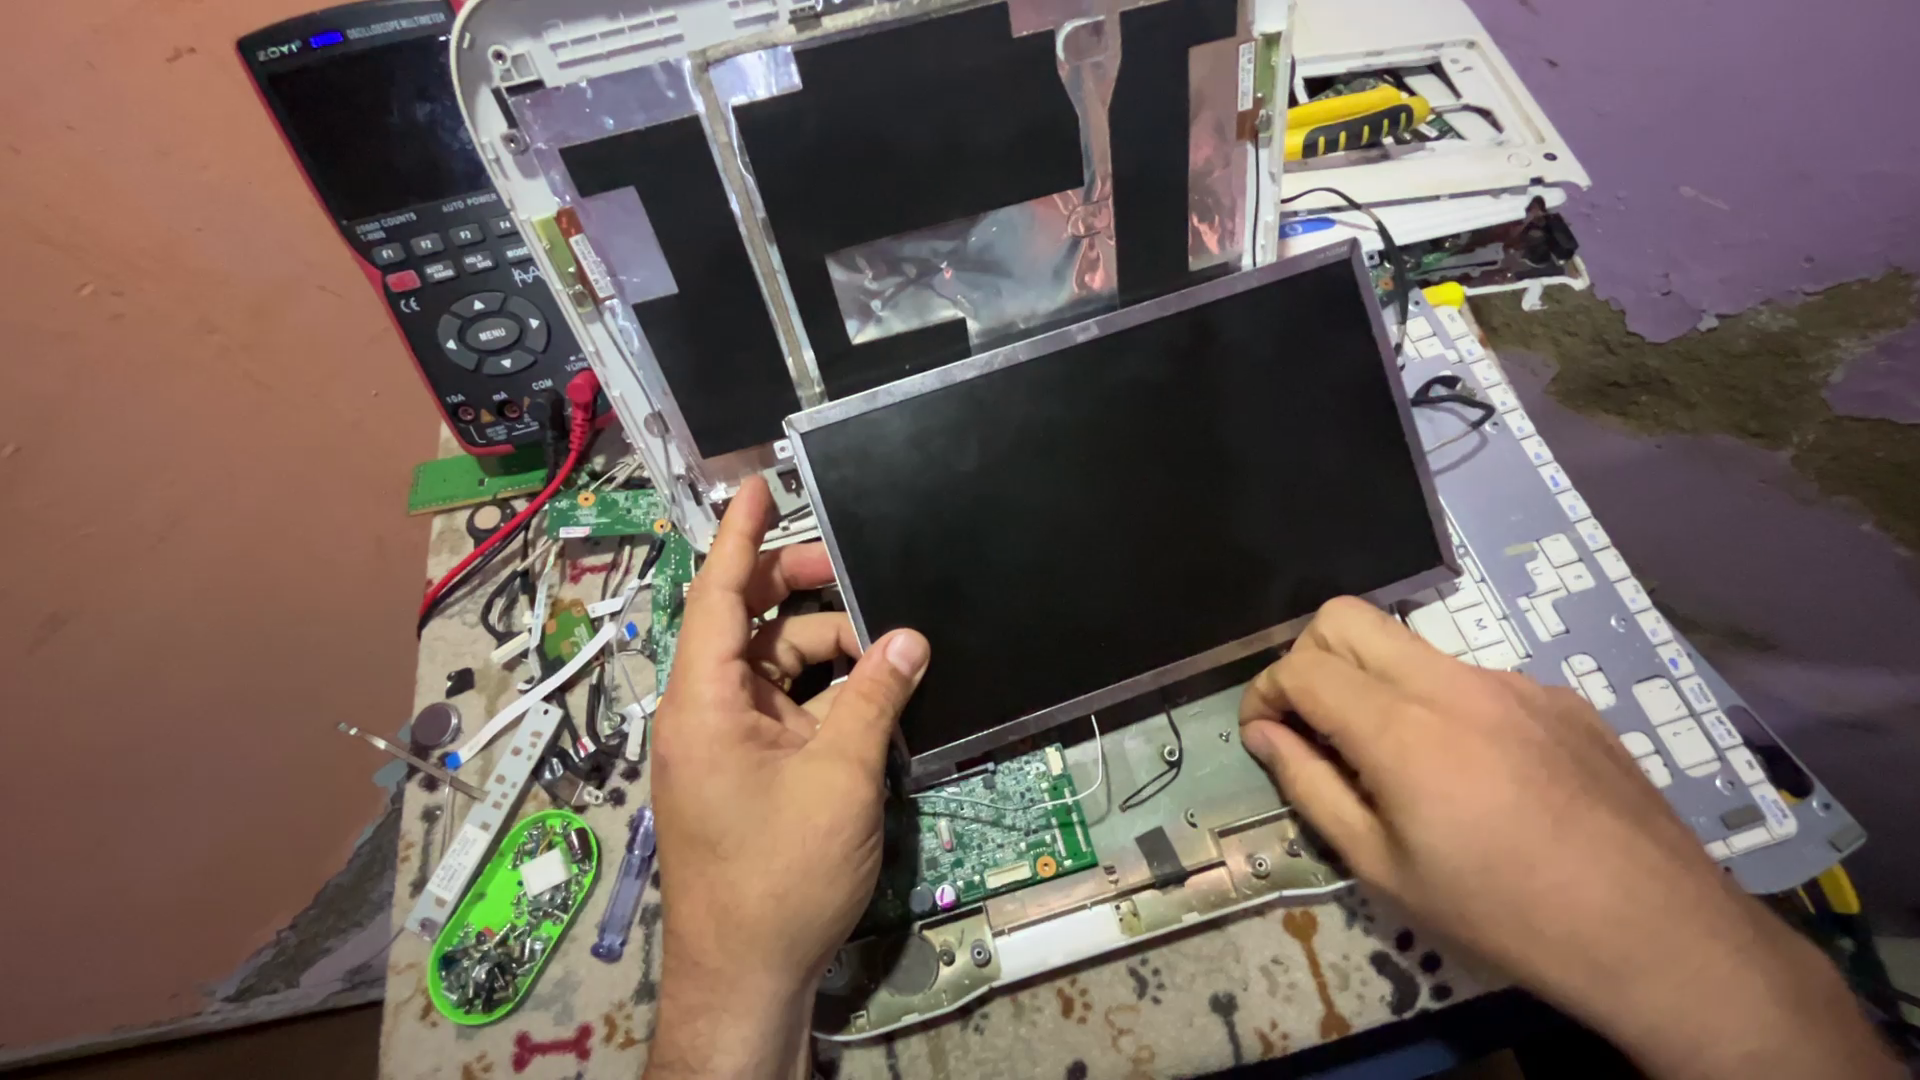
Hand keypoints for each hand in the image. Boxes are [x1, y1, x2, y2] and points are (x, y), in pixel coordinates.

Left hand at [646, 477, 929, 1079]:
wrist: (747, 975)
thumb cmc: (780, 873)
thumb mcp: (839, 776)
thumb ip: (875, 696)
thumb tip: (910, 638)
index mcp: (707, 701)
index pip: (719, 595)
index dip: (739, 536)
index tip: (756, 486)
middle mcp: (711, 709)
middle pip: (755, 623)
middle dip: (807, 592)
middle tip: (863, 574)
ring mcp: (733, 739)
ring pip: (782, 664)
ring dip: (833, 651)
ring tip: (891, 654)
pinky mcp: (755, 765)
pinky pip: (793, 704)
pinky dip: (830, 692)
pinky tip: (876, 694)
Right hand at [1238, 597, 1897, 1079]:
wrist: (1666, 940)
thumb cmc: (1503, 914)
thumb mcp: (1381, 867)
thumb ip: (1308, 786)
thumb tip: (1263, 734)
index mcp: (1402, 730)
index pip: (1301, 668)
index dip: (1263, 692)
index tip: (1261, 732)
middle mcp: (1453, 684)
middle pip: (1344, 617)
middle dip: (1306, 656)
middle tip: (1311, 719)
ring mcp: (1512, 682)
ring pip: (1406, 643)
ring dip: (1371, 679)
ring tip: (1392, 754)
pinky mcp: (1557, 696)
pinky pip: (1468, 677)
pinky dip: (1436, 703)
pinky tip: (1471, 768)